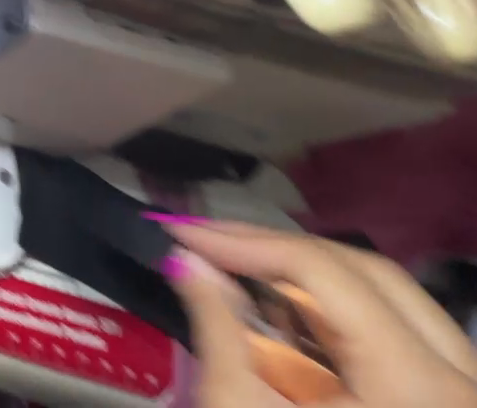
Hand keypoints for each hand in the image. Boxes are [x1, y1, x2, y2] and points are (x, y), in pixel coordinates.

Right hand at [163, 220, 476, 407]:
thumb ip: (218, 328)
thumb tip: (186, 259)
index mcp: (422, 388)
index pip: (327, 273)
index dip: (245, 242)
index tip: (177, 235)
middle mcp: (470, 386)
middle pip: (373, 274)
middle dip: (278, 247)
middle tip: (205, 241)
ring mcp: (469, 400)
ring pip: (395, 301)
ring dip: (306, 275)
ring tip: (235, 269)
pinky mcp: (448, 406)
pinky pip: (404, 337)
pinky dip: (335, 313)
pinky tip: (281, 315)